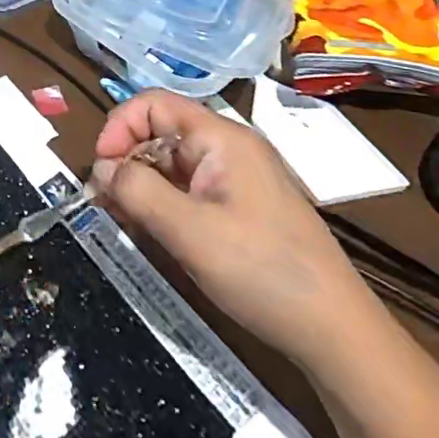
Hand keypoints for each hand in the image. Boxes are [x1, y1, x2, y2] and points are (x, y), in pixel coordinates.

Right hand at [90, 90, 365, 367]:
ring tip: (123, 220)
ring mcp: (236, 179)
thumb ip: (137, 190)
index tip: (101, 167)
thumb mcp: (188, 230)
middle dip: (125, 161)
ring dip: (141, 186)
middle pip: (160, 133)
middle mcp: (229, 149)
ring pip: (171, 164)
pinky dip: (162, 204)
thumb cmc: (261, 270)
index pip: (154, 103)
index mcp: (221, 139)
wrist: (337, 333)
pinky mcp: (240, 208)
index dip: (120, 126)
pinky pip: (188, 190)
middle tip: (104, 202)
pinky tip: (151, 231)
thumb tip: (101, 167)